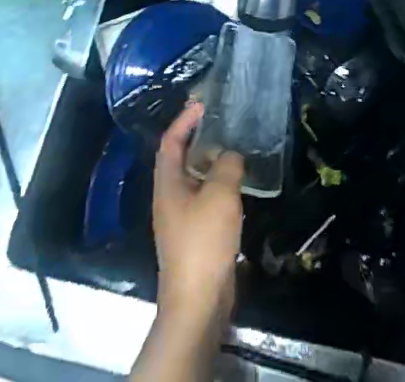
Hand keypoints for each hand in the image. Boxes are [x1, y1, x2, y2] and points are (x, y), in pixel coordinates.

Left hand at [152, 101, 244, 321]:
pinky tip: (237, 187)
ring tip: (234, 149)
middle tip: (222, 124)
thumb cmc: (203, 241)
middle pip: (180, 159)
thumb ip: (227, 166)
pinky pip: (204, 200)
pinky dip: (218, 187)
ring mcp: (180, 219)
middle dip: (198, 139)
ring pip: (194, 181)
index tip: (202, 104)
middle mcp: (169, 197)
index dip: (184, 121)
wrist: (198, 301)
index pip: (170, 142)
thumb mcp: (220, 195)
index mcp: (167, 183)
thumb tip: (231, 154)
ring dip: (210, 164)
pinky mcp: (194, 236)